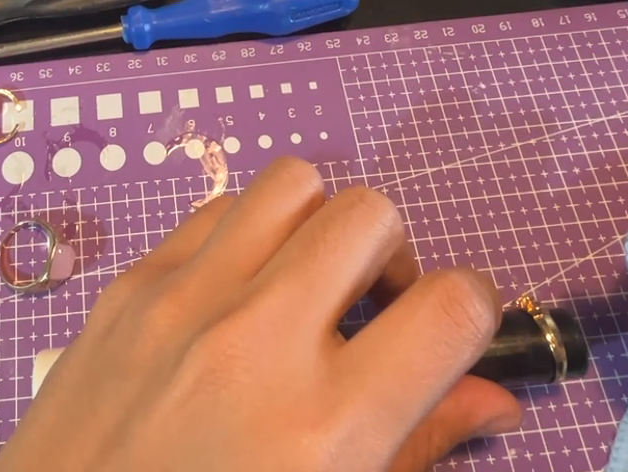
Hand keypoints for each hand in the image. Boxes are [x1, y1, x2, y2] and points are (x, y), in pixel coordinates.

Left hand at [0, 158, 521, 471]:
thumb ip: (418, 449)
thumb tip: (495, 394)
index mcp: (325, 426)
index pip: (449, 309)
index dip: (477, 303)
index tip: (460, 320)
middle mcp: (258, 338)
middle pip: (367, 214)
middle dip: (392, 250)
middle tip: (371, 301)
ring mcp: (185, 297)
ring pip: (290, 182)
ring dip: (317, 222)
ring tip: (304, 278)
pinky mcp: (132, 281)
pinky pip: (216, 210)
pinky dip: (247, 234)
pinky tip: (234, 287)